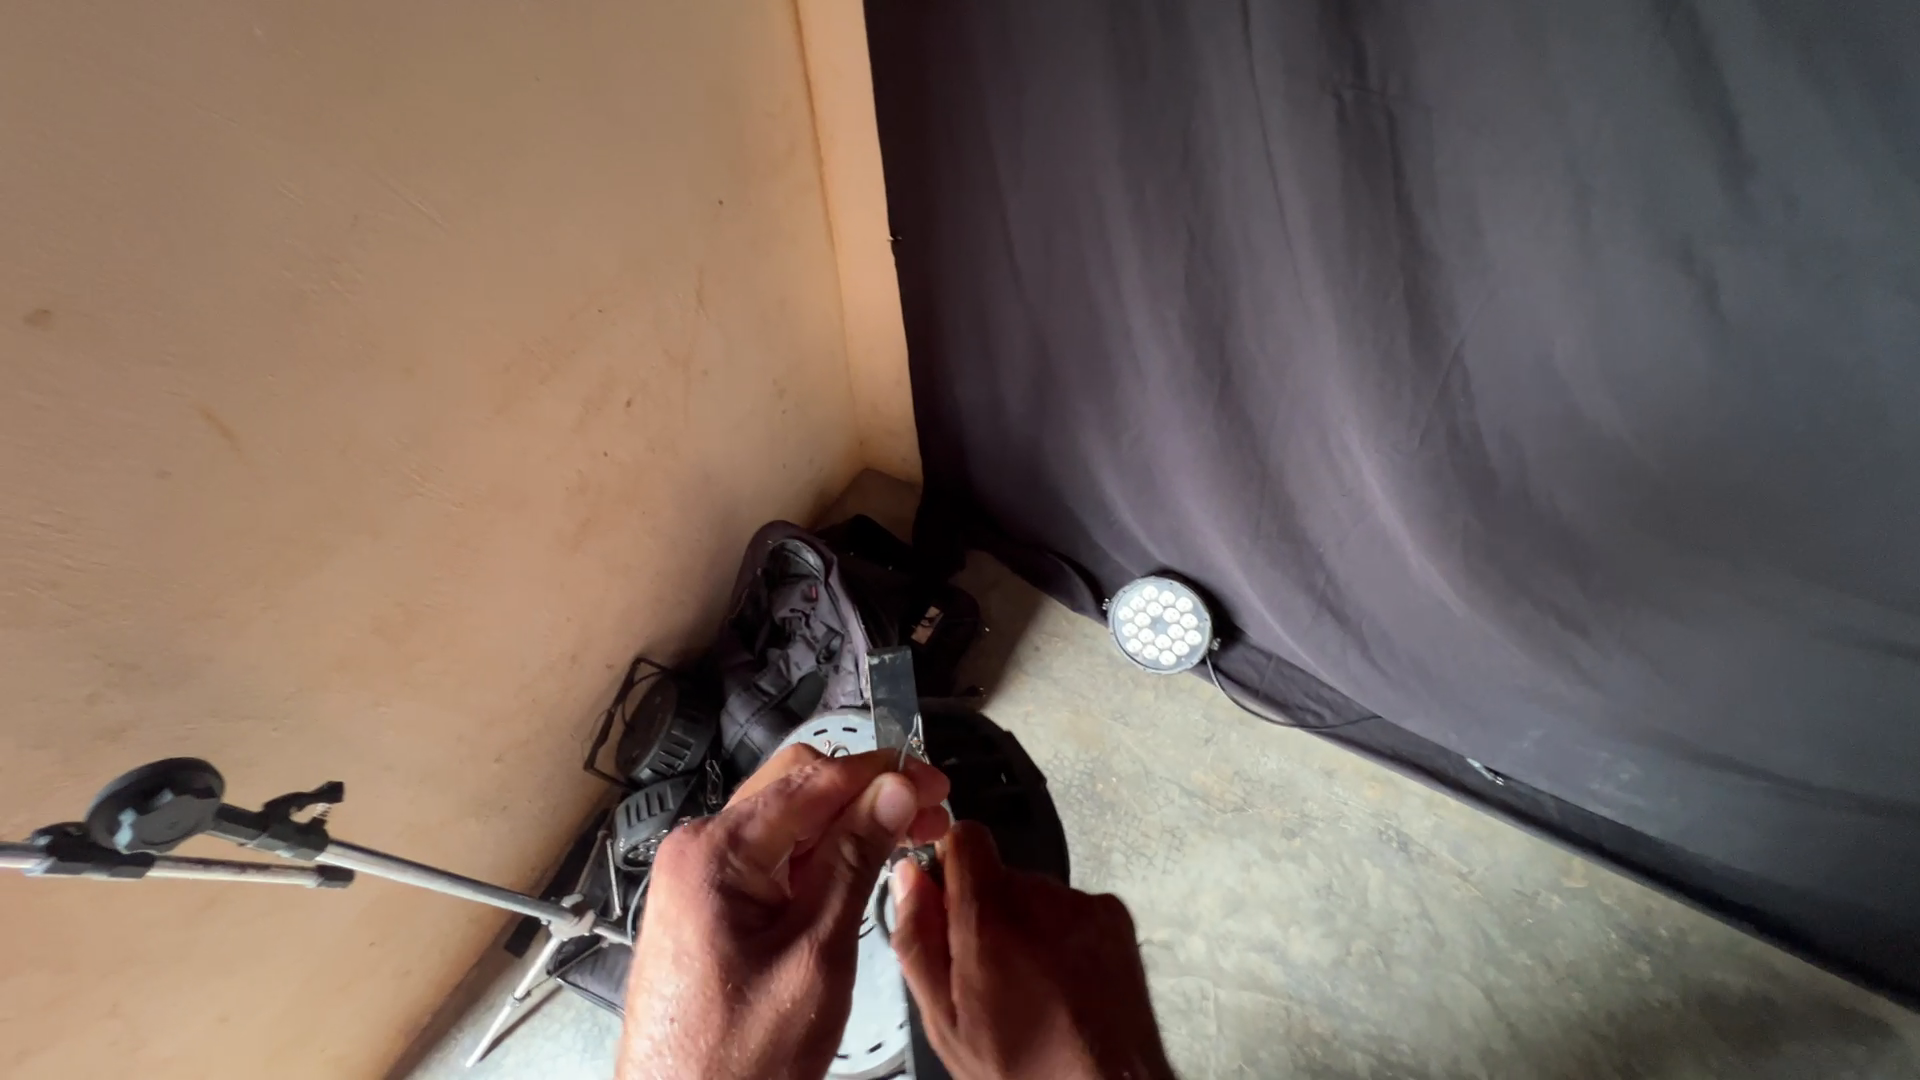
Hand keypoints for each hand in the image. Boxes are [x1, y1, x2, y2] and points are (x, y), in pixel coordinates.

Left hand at [617, 745, 950, 1079]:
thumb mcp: (817, 955)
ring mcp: (701, 870)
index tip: (936, 783)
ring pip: (792, 815)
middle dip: (869, 790)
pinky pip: (775, 850)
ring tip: (908, 834)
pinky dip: (823, 849)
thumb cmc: (744, 1059)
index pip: (814, 779)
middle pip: (800, 784)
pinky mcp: (710, 895)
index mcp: (717, 850)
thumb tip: (897, 786)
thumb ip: (856, 859)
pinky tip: (863, 859)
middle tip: (929, 812)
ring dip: (851, 818)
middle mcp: (701, 844)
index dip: (883, 772)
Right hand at [891, 822, 1174, 1079]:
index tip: (949, 901)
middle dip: (988, 908)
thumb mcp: (946, 1021)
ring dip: (1027, 924)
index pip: (965, 837)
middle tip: (992, 970)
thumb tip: (908, 876)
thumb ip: (919, 939)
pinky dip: (1065, 932)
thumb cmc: (1022, 1067)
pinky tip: (1066, 980)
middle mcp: (1039, 894)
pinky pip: (1072, 906)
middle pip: (998, 873)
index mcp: (990, 915)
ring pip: (1035, 892)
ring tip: (1034, 984)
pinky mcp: (1114, 912)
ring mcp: (1082, 901)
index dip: (951, 862)